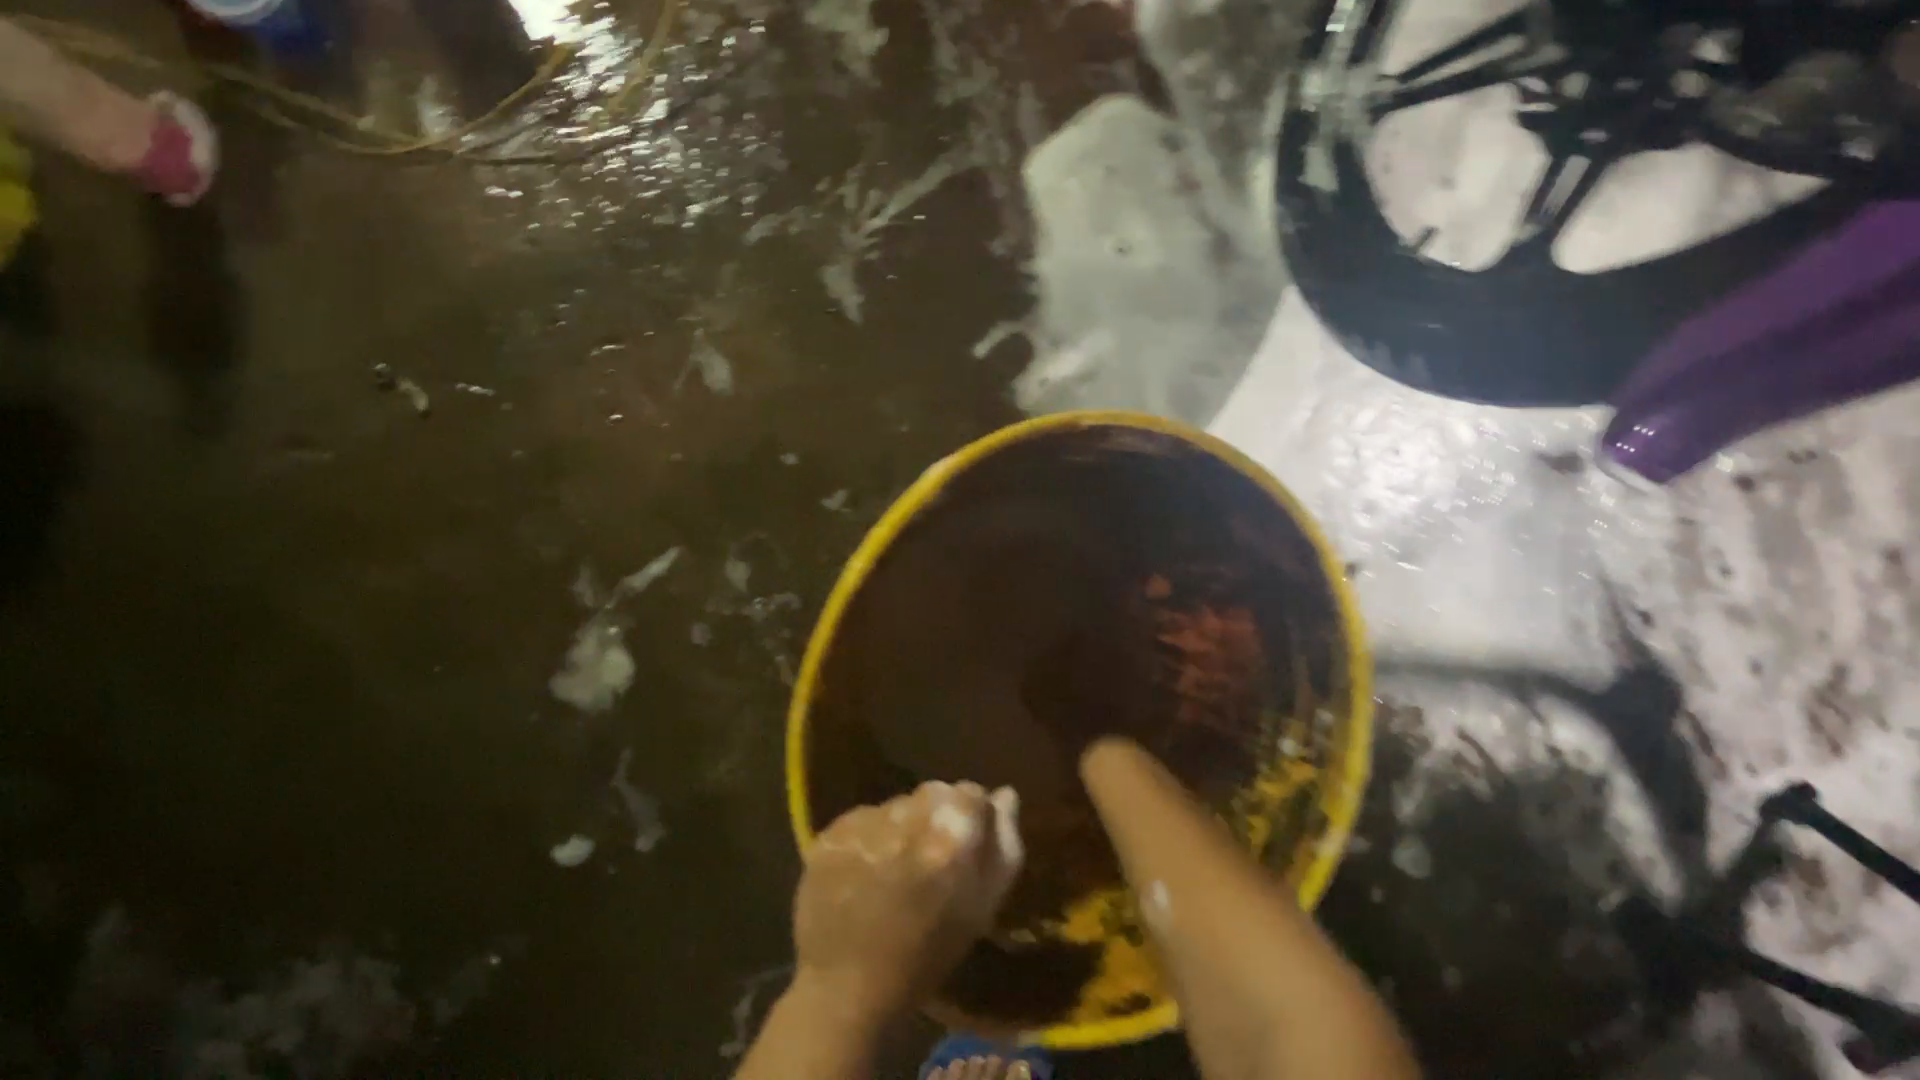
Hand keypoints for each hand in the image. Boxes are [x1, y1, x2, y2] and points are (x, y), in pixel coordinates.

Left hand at [792, 781, 1023, 1023]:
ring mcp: (866, 822)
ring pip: (897, 805)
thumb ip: (1003, 845)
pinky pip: (862, 818)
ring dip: (902, 826)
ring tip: (894, 867)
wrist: (846, 987)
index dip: (971, 818)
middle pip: (934, 793)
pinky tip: (864, 871)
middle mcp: (910, 817)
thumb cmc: (926, 956)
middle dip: (936, 816)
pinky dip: (868, 837)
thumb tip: (1005, 794)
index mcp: (954, 836)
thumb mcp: (981, 908)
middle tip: (928, 858)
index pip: (971, 793)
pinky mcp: (832, 831)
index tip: (965, 846)